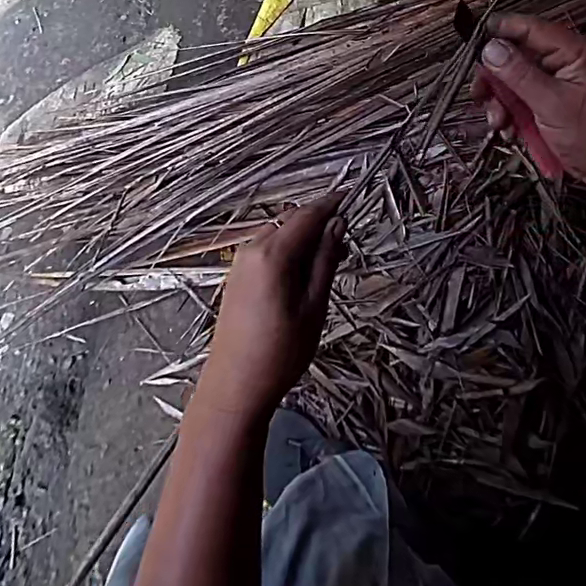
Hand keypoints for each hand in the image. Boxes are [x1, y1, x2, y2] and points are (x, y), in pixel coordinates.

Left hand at [196, 194, 343, 421]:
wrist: (234, 389)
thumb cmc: (280, 353)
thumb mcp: (314, 306)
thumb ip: (325, 260)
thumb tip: (337, 225)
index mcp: (272, 254)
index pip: (307, 215)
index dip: (331, 203)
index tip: (351, 196)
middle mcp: (252, 250)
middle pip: (291, 219)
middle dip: (318, 221)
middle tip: (345, 238)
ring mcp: (240, 262)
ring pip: (278, 232)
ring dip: (303, 235)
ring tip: (328, 258)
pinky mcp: (237, 276)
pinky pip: (266, 247)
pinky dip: (288, 248)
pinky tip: (302, 271)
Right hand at [469, 13, 585, 194]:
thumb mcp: (553, 104)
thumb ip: (519, 75)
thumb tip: (490, 47)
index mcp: (572, 51)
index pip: (527, 27)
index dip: (497, 33)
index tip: (471, 46)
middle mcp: (562, 61)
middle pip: (514, 54)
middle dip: (494, 77)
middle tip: (481, 95)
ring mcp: (553, 82)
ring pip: (511, 79)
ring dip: (499, 100)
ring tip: (500, 121)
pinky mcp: (547, 102)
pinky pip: (517, 99)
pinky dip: (508, 113)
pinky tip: (509, 128)